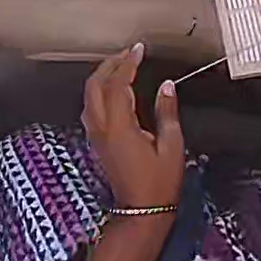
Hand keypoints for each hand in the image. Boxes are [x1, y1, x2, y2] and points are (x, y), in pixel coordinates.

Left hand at [82, 43, 184, 209]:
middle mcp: (101, 128)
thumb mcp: (171, 146)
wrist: (142, 211)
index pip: (117, 84)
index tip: (138, 50)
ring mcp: (95, 135)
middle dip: (109, 65)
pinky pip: (90, 108)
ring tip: (120, 66)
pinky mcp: (96, 141)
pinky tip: (112, 90)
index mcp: (119, 126)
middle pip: (94, 86)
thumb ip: (166, 112)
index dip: (127, 63)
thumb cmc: (159, 182)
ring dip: (101, 77)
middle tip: (127, 54)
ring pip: (89, 96)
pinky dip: (98, 92)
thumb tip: (166, 86)